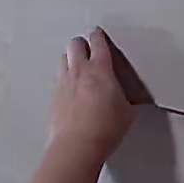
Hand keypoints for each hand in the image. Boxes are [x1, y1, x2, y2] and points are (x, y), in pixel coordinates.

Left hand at [46, 28, 134, 170]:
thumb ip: (127, 99)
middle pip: (75, 43)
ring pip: (63, 58)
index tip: (100, 35)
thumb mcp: (128, 113)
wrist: (77, 146)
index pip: (98, 41)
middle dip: (82, 44)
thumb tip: (130, 103)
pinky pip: (58, 80)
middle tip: (88, 49)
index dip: (99, 36)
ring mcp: (64, 82)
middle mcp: (79, 70)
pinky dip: (65, 81)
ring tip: (78, 68)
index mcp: (100, 68)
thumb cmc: (104, 129)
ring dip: (71, 60)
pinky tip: (71, 91)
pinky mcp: (54, 97)